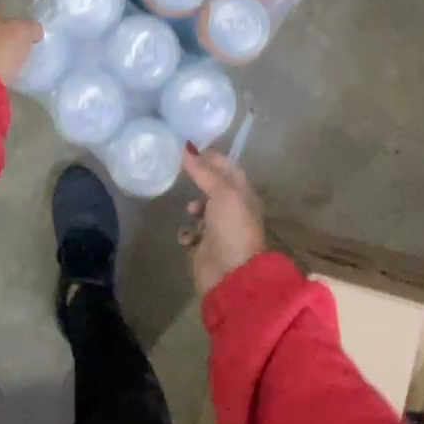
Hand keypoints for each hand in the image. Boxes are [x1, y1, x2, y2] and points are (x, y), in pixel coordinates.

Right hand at [179, 148, 266, 295]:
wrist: (232, 275)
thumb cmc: (232, 228)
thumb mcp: (222, 193)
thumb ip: (203, 171)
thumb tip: (186, 147)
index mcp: (243, 194)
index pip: (227, 167)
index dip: (210, 157)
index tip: (188, 149)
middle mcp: (233, 209)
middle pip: (212, 187)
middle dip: (198, 182)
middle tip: (181, 175)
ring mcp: (219, 228)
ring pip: (201, 209)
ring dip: (193, 207)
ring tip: (191, 212)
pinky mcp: (206, 246)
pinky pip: (192, 232)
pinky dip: (187, 232)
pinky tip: (188, 236)